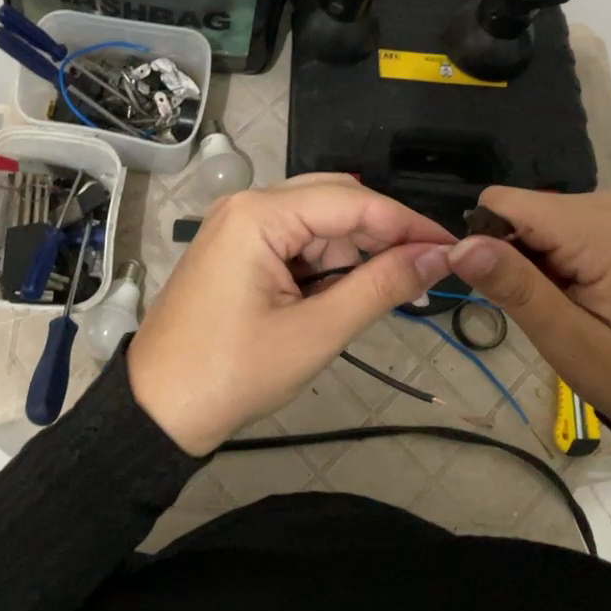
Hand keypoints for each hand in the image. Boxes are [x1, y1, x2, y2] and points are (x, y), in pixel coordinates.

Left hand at [127, 175, 455, 455]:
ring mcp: (237, 226)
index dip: (407, 223)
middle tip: (426, 272)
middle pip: (334, 202)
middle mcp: (247, 206)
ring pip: (316, 222)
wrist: (157, 409)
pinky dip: (324, 265)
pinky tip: (345, 294)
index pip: (352, 201)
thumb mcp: (315, 332)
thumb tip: (438, 257)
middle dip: (381, 236)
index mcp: (258, 214)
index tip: (453, 248)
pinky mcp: (236, 250)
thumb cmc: (232, 373)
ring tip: (385, 295)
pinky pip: (293, 242)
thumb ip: (380, 287)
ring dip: (352, 254)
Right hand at [447, 188, 610, 448]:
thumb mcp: (574, 346)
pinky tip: (573, 295)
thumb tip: (457, 245)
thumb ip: (516, 289)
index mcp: (601, 229)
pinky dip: (551, 260)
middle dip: (511, 256)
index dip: (485, 243)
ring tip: (560, 306)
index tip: (504, 293)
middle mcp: (610, 203)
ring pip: (533, 218)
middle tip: (541, 311)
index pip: (503, 203)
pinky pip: (557, 227)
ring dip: (531, 261)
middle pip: (519, 209)